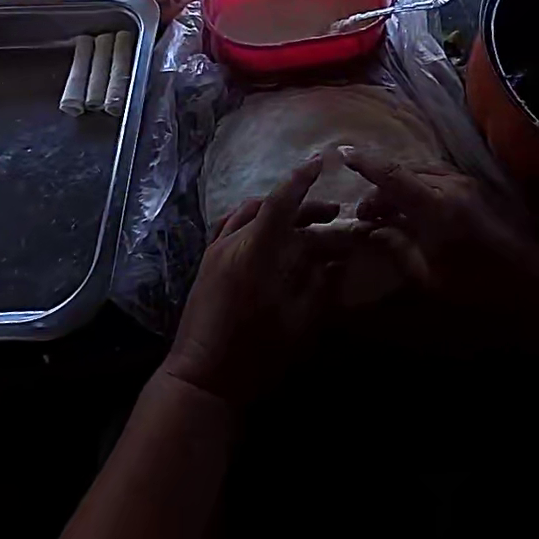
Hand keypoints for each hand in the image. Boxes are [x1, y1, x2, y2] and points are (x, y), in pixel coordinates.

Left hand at [165, 155, 353, 405]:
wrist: (201, 378)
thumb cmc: (254, 356)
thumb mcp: (298, 324)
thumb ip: (319, 288)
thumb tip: (337, 261)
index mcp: (254, 253)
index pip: (280, 203)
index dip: (302, 180)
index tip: (320, 161)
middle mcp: (231, 243)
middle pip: (268, 209)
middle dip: (301, 206)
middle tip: (332, 214)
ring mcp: (214, 253)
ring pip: (247, 216)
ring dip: (276, 213)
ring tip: (304, 223)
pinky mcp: (207, 265)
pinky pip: (231, 229)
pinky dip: (254, 223)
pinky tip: (269, 237)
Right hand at [338, 147, 538, 333]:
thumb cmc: (482, 288)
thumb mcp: (430, 277)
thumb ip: (397, 248)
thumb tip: (369, 231)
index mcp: (435, 207)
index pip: (392, 174)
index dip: (365, 162)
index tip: (342, 154)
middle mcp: (451, 186)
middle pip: (404, 171)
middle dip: (378, 187)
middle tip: (365, 215)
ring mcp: (468, 184)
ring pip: (421, 172)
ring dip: (399, 186)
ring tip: (387, 213)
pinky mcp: (478, 188)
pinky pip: (438, 177)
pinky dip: (418, 186)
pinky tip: (414, 208)